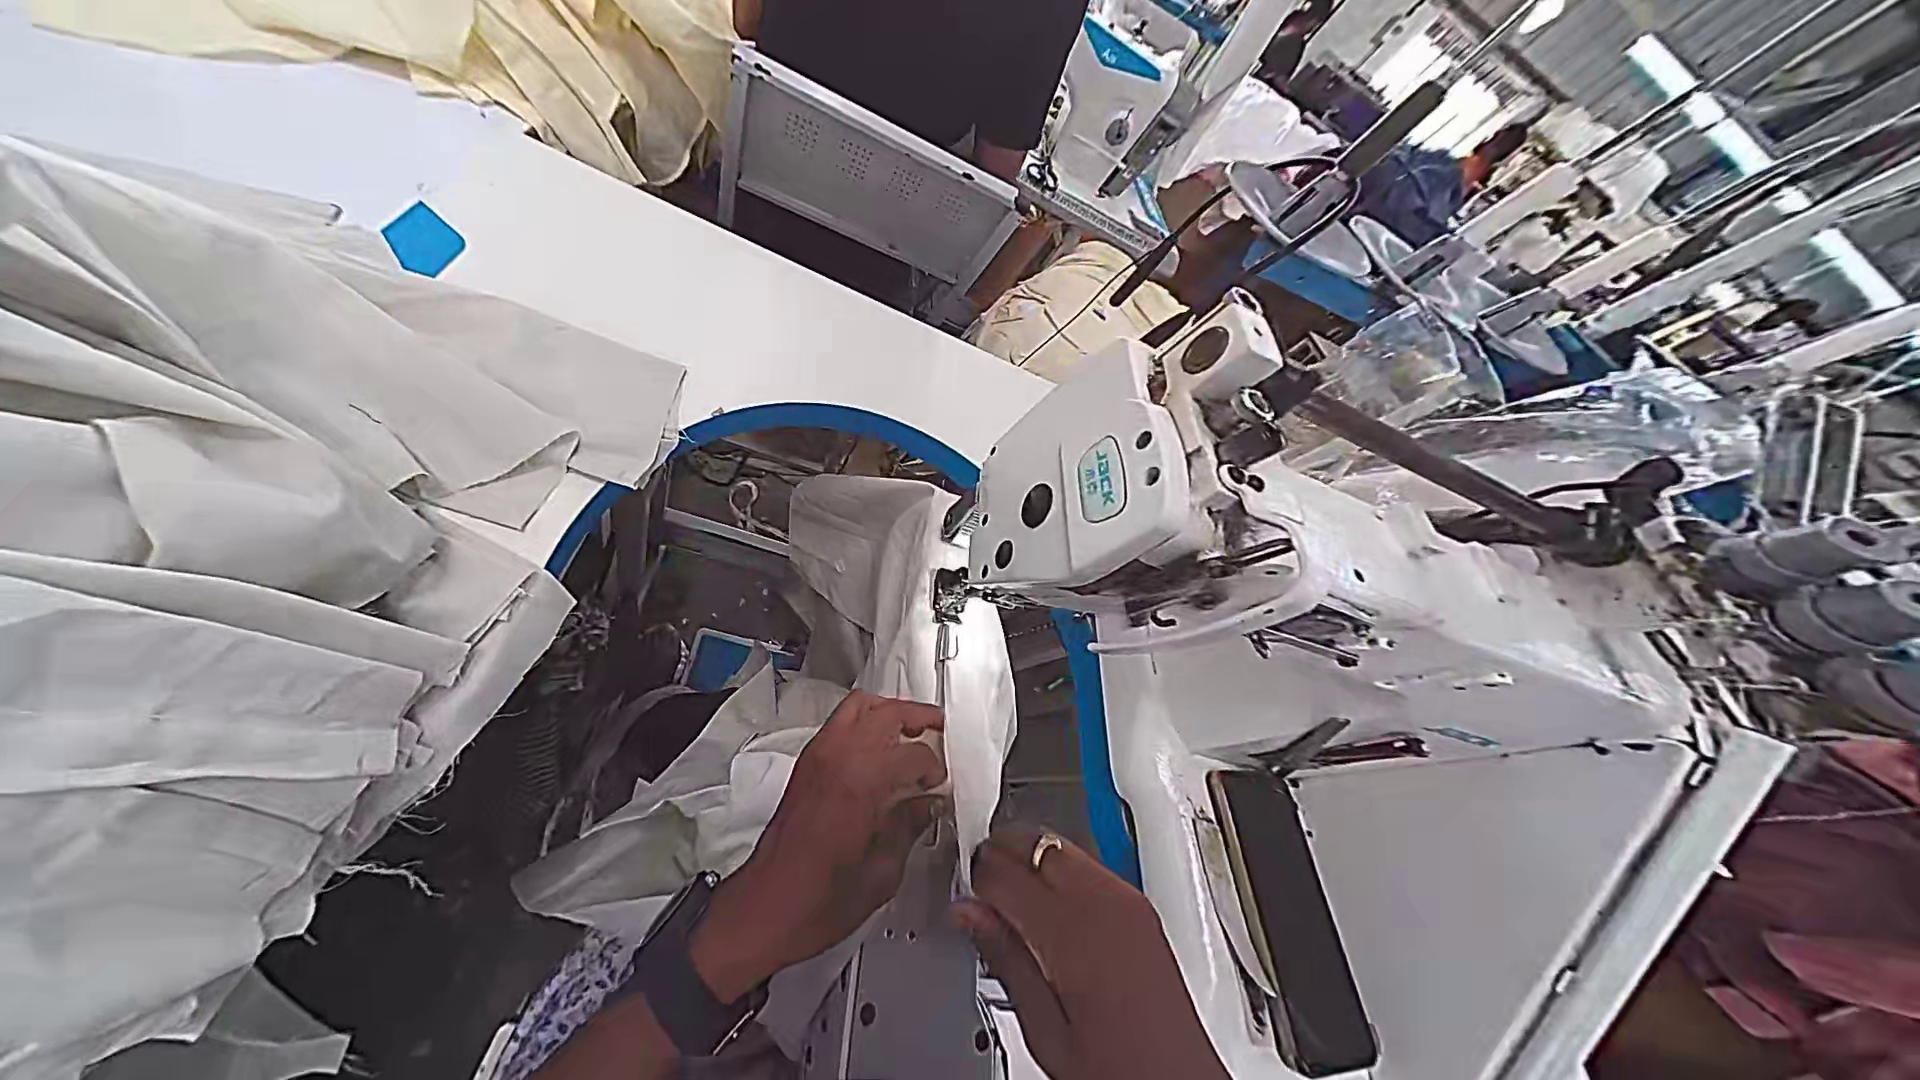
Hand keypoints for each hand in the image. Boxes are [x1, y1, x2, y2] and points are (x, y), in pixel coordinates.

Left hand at [690, 691, 946, 1001]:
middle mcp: (837, 759)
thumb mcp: (882, 873)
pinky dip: (864, 721)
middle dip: (919, 717)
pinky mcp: (805, 765)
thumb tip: (927, 806)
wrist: (764, 910)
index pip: (914, 753)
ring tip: (909, 728)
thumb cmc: (812, 901)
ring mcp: (817, 757)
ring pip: (860, 706)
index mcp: (861, 782)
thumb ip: (910, 828)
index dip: (934, 766)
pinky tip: (877, 746)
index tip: (938, 781)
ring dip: (889, 711)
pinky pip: (839, 722)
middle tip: (937, 729)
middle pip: (887, 712)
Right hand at [953, 827, 1230, 1079]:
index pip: (1005, 871)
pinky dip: (1060, 867)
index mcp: (1070, 931)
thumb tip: (970, 912)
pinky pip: (1088, 863)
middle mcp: (1101, 902)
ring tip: (1012, 890)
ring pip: (1062, 845)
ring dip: (1032, 855)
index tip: (965, 888)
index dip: (976, 874)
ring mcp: (1126, 899)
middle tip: (981, 878)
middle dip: (1002, 851)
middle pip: (1036, 842)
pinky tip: (1049, 899)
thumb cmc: (1121, 1072)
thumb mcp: (1044, 1029)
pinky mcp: (1140, 904)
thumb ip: (1004, 957)